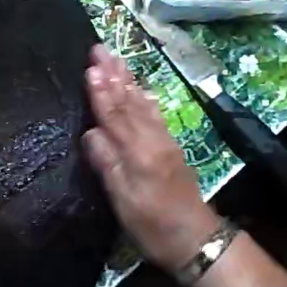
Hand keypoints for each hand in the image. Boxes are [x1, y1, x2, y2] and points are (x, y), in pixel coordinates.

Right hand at [83, 44, 222, 270]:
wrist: (196, 239)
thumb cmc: (153, 226)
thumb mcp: (124, 201)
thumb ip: (108, 165)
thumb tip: (90, 133)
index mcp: (137, 151)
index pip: (114, 114)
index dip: (101, 91)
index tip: (90, 65)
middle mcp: (152, 140)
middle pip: (129, 102)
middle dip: (114, 75)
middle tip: (101, 48)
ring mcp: (164, 142)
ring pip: (142, 104)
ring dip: (128, 80)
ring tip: (117, 59)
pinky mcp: (170, 148)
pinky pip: (155, 114)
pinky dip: (145, 97)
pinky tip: (143, 89)